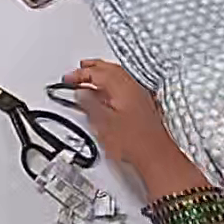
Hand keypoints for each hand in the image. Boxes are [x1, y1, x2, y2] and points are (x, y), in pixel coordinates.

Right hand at [62, 60, 182, 174]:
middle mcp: (134, 88)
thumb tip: (81, 94)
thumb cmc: (134, 142)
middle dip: (93, 68)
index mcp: (123, 87)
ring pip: (119, 76)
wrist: (155, 156)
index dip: (80, 74)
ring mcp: (141, 96)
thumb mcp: (103, 122)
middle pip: (110, 69)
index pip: (98, 73)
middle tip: (79, 70)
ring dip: (103, 75)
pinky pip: (125, 87)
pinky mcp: (144, 106)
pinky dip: (112, 85)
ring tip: (90, 80)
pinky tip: (106, 95)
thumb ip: (90, 104)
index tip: (68, 78)